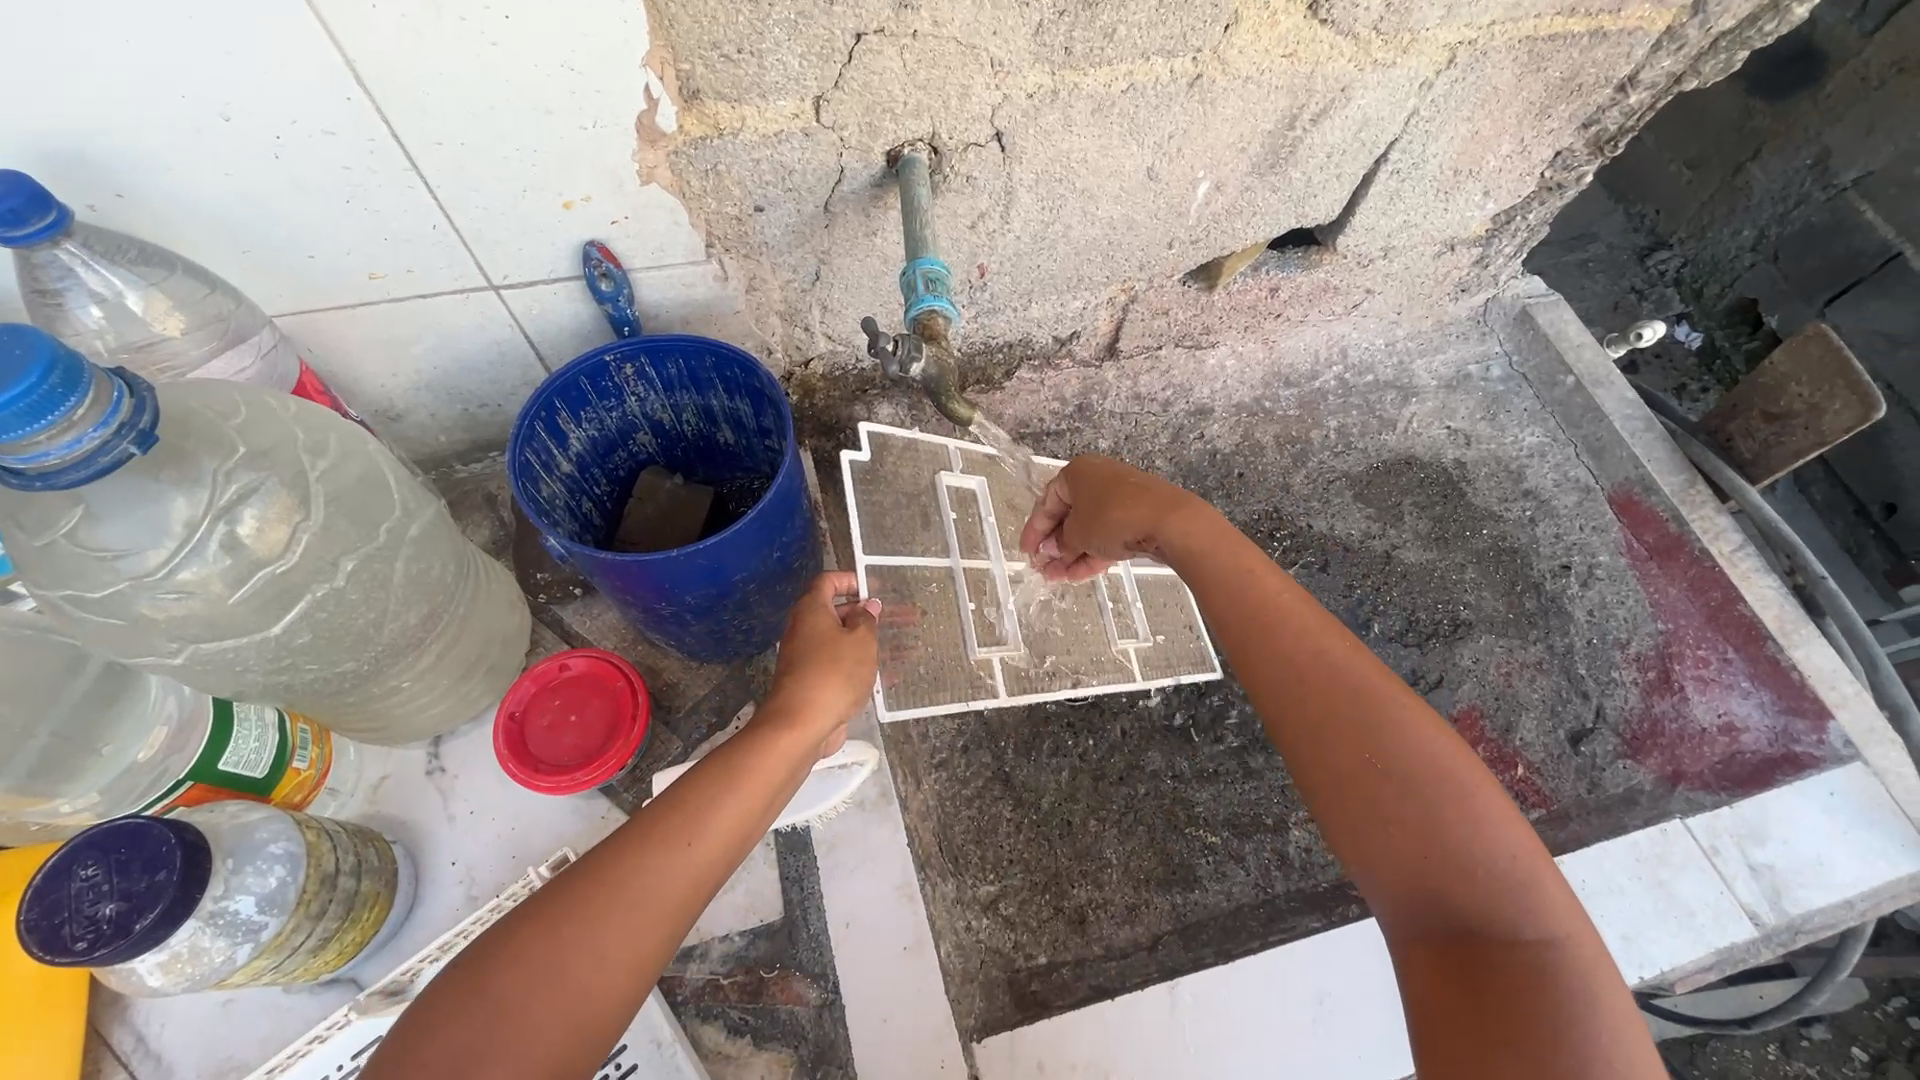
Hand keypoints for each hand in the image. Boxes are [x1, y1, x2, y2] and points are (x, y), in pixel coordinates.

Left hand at [763, 572, 880, 755]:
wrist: (801, 723)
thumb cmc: (833, 673)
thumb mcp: (860, 641)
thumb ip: (867, 620)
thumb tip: (868, 606)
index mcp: (812, 610)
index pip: (827, 581)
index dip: (850, 580)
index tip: (874, 588)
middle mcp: (805, 629)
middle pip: (836, 612)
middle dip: (866, 614)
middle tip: (897, 618)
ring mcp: (806, 656)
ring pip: (840, 641)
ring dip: (867, 641)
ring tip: (900, 645)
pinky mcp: (812, 681)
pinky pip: (839, 664)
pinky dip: (860, 665)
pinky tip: (887, 676)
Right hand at [1020, 456, 1211, 582]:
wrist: (1170, 522)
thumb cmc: (1113, 517)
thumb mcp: (1077, 534)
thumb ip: (1060, 543)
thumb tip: (1052, 550)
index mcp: (1077, 473)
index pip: (1046, 502)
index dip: (1034, 530)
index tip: (1026, 552)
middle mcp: (1097, 481)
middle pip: (1068, 516)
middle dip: (1054, 546)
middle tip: (1042, 569)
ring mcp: (1120, 499)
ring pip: (1088, 529)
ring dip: (1071, 554)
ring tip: (1057, 579)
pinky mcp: (1137, 517)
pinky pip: (1107, 536)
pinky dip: (1092, 553)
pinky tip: (1079, 575)